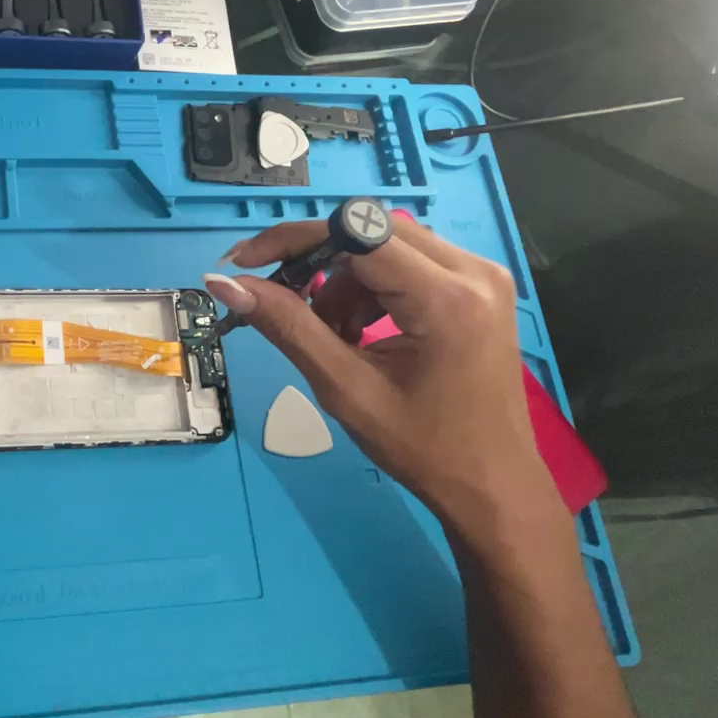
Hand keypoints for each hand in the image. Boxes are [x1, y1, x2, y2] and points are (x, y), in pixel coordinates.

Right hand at [203, 216, 563, 535]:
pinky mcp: (477, 287)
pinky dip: (366, 289)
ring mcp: (481, 276)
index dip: (291, 240)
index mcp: (446, 298)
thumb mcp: (344, 387)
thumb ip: (286, 326)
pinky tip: (356, 331)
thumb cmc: (422, 446)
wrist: (492, 485)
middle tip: (277, 300)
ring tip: (328, 334)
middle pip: (368, 232)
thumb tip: (225, 283)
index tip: (244, 264)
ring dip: (340, 280)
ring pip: (383, 246)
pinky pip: (405, 264)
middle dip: (313, 261)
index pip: (355, 233)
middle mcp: (473, 271)